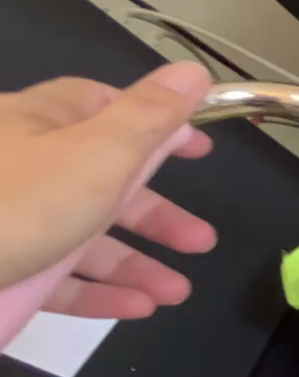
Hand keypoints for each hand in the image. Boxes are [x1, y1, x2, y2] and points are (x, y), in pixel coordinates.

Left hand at [0, 61, 217, 321]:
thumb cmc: (15, 204)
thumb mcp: (99, 154)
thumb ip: (151, 114)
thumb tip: (191, 71)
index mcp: (29, 124)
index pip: (100, 105)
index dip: (157, 124)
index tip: (200, 151)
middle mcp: (10, 164)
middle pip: (100, 182)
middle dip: (158, 217)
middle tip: (201, 241)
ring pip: (78, 235)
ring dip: (136, 264)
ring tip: (174, 292)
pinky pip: (48, 274)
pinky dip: (96, 290)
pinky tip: (135, 306)